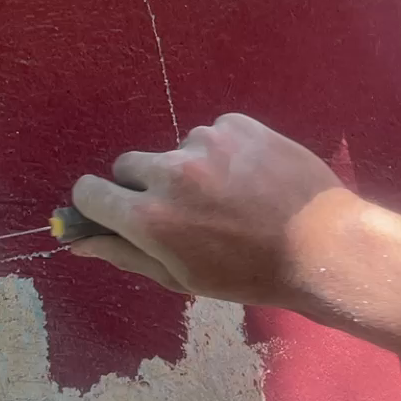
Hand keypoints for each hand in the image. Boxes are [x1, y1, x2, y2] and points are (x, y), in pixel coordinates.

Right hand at [68, 113, 352, 308]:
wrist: (322, 246)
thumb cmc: (246, 275)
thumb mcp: (180, 277)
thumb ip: (124, 254)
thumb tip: (78, 243)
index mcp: (148, 218)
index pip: (89, 192)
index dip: (97, 203)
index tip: (113, 211)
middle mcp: (169, 173)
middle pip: (127, 166)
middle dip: (141, 186)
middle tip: (179, 209)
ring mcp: (204, 143)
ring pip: (173, 150)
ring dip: (186, 169)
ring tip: (227, 195)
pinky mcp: (236, 124)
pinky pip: (210, 134)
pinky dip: (220, 152)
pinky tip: (248, 176)